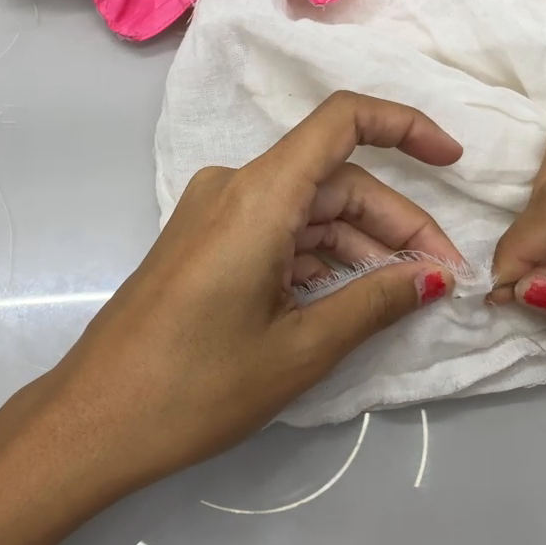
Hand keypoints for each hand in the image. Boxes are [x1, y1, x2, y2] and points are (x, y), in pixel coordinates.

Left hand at [41, 92, 464, 488]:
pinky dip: (318, 258)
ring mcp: (213, 215)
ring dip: (358, 247)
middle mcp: (233, 188)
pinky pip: (276, 233)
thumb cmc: (196, 387)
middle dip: (394, 224)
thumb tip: (433, 275)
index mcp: (257, 195)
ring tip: (401, 298)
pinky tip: (348, 300)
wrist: (93, 422)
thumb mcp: (299, 348)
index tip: (452, 163)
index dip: (405, 127)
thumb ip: (375, 302)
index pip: (342, 122)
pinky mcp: (203, 245)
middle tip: (439, 280)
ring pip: (307, 211)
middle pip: (334, 181)